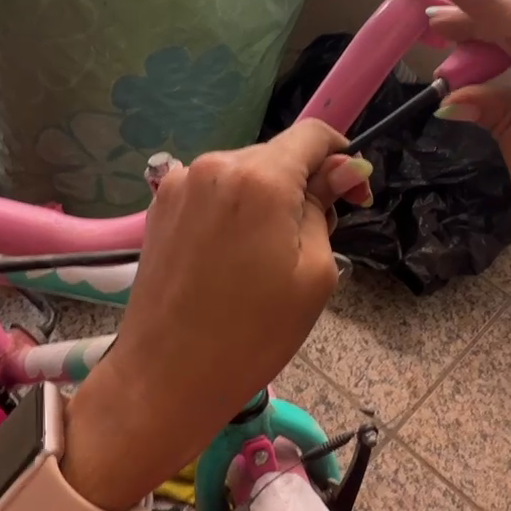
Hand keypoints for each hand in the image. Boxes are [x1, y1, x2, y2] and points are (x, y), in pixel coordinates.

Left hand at [61, 121, 370, 509]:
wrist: (165, 376)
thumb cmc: (253, 333)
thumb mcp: (314, 273)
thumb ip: (326, 208)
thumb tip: (341, 169)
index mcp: (259, 177)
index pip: (312, 134)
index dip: (341, 157)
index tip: (351, 198)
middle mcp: (215, 164)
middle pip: (277, 155)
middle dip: (303, 185)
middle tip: (312, 240)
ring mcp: (179, 183)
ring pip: (243, 173)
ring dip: (266, 199)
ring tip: (266, 257)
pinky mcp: (159, 206)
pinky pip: (213, 191)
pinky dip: (233, 210)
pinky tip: (232, 255)